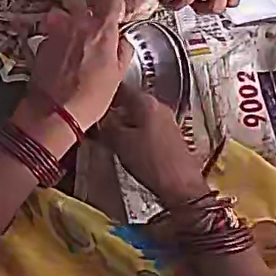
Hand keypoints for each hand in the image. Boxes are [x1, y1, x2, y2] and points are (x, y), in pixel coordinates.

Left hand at [27, 0, 132, 129]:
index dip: (118, 0)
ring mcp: (57, 31)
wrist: (53, 112)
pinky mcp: (43, 41)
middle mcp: (77, 24)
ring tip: (81, 53)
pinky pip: (57, 33)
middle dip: (96, 22)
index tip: (121, 9)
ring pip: (72, 20)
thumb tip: (122, 41)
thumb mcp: (117, 76)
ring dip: (77, 31)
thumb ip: (123, 51)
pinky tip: (67, 61)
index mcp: (101, 30)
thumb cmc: (89, 98)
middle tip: (101, 42)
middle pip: (90, 9)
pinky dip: (63, 41)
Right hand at [98, 84, 209, 205]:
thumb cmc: (152, 162)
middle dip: (115, 109)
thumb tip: (99, 118)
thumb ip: (107, 125)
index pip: (122, 88)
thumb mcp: (120, 142)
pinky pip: (149, 128)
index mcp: (147, 103)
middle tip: (99, 118)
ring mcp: (168, 122)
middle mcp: (160, 107)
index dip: (106, 93)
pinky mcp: (172, 137)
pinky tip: (129, 145)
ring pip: (141, 115)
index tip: (94, 99)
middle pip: (132, 101)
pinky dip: (137, 132)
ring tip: (110, 133)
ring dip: (126, 122)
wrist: (181, 187)